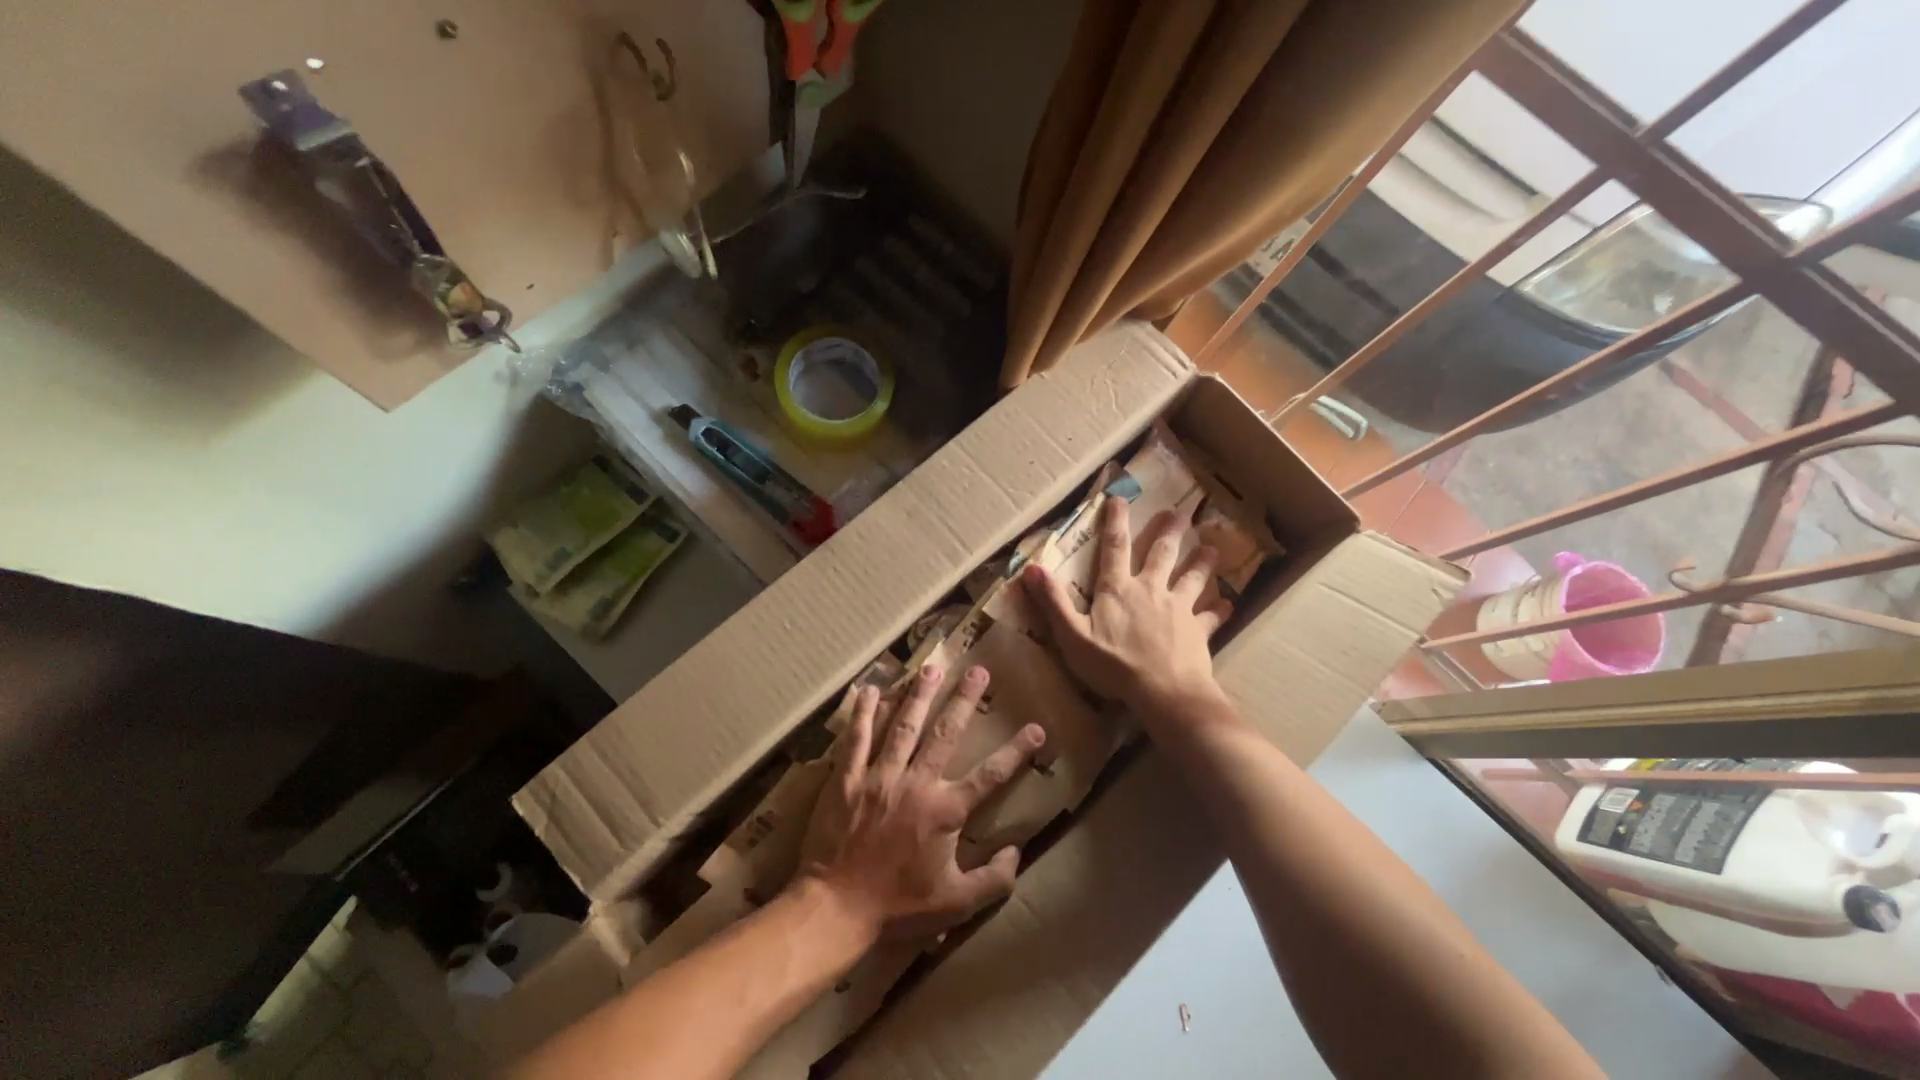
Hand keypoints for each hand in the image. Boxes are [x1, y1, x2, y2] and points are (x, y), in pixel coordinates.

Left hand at [797, 665, 1045, 940]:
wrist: (836, 908)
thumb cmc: (899, 908)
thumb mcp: (957, 904)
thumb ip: (994, 880)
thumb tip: (1017, 852)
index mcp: (945, 811)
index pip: (991, 774)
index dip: (1017, 751)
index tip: (1036, 727)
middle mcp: (915, 784)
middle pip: (945, 733)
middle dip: (964, 700)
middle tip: (978, 671)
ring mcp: (878, 778)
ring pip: (903, 726)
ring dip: (920, 695)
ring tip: (933, 668)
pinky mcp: (846, 780)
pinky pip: (856, 739)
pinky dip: (863, 713)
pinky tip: (870, 689)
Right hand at [1022, 495, 1229, 715]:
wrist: (1164, 691)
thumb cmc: (1114, 666)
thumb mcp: (1072, 636)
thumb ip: (1054, 602)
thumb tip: (1031, 569)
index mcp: (1118, 590)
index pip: (1114, 547)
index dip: (1115, 521)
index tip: (1120, 498)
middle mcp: (1150, 590)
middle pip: (1161, 554)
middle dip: (1168, 531)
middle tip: (1178, 513)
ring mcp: (1178, 609)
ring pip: (1192, 578)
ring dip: (1200, 562)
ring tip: (1210, 548)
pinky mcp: (1198, 630)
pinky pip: (1211, 617)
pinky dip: (1219, 611)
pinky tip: (1228, 605)